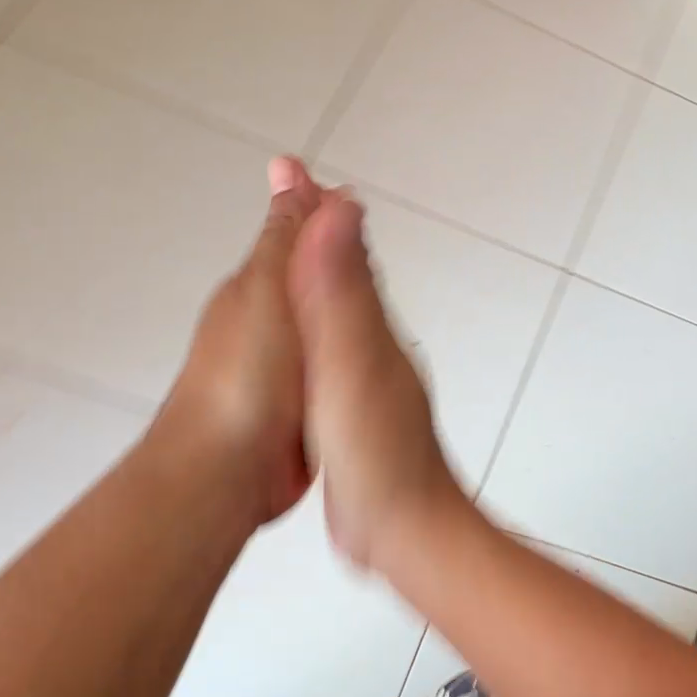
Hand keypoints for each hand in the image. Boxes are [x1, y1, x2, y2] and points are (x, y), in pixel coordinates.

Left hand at [150, 157, 340, 525]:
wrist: (228, 468)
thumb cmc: (248, 375)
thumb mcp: (269, 292)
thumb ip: (288, 240)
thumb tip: (294, 170)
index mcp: (256, 288)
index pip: (292, 235)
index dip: (320, 213)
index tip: (352, 197)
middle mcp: (267, 320)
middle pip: (308, 277)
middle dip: (335, 256)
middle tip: (372, 241)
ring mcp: (283, 364)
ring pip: (321, 321)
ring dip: (342, 303)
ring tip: (380, 293)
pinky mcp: (302, 401)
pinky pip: (329, 362)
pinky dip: (345, 347)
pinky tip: (367, 352)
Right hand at [286, 164, 465, 568]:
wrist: (407, 530)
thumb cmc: (378, 455)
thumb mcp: (351, 365)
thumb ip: (341, 293)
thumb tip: (341, 209)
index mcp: (371, 331)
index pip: (342, 253)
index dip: (314, 209)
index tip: (289, 166)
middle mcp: (376, 350)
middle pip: (344, 278)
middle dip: (317, 236)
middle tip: (289, 201)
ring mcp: (368, 385)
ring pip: (339, 319)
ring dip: (317, 283)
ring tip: (292, 262)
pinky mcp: (353, 420)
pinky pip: (330, 362)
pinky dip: (314, 336)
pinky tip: (304, 350)